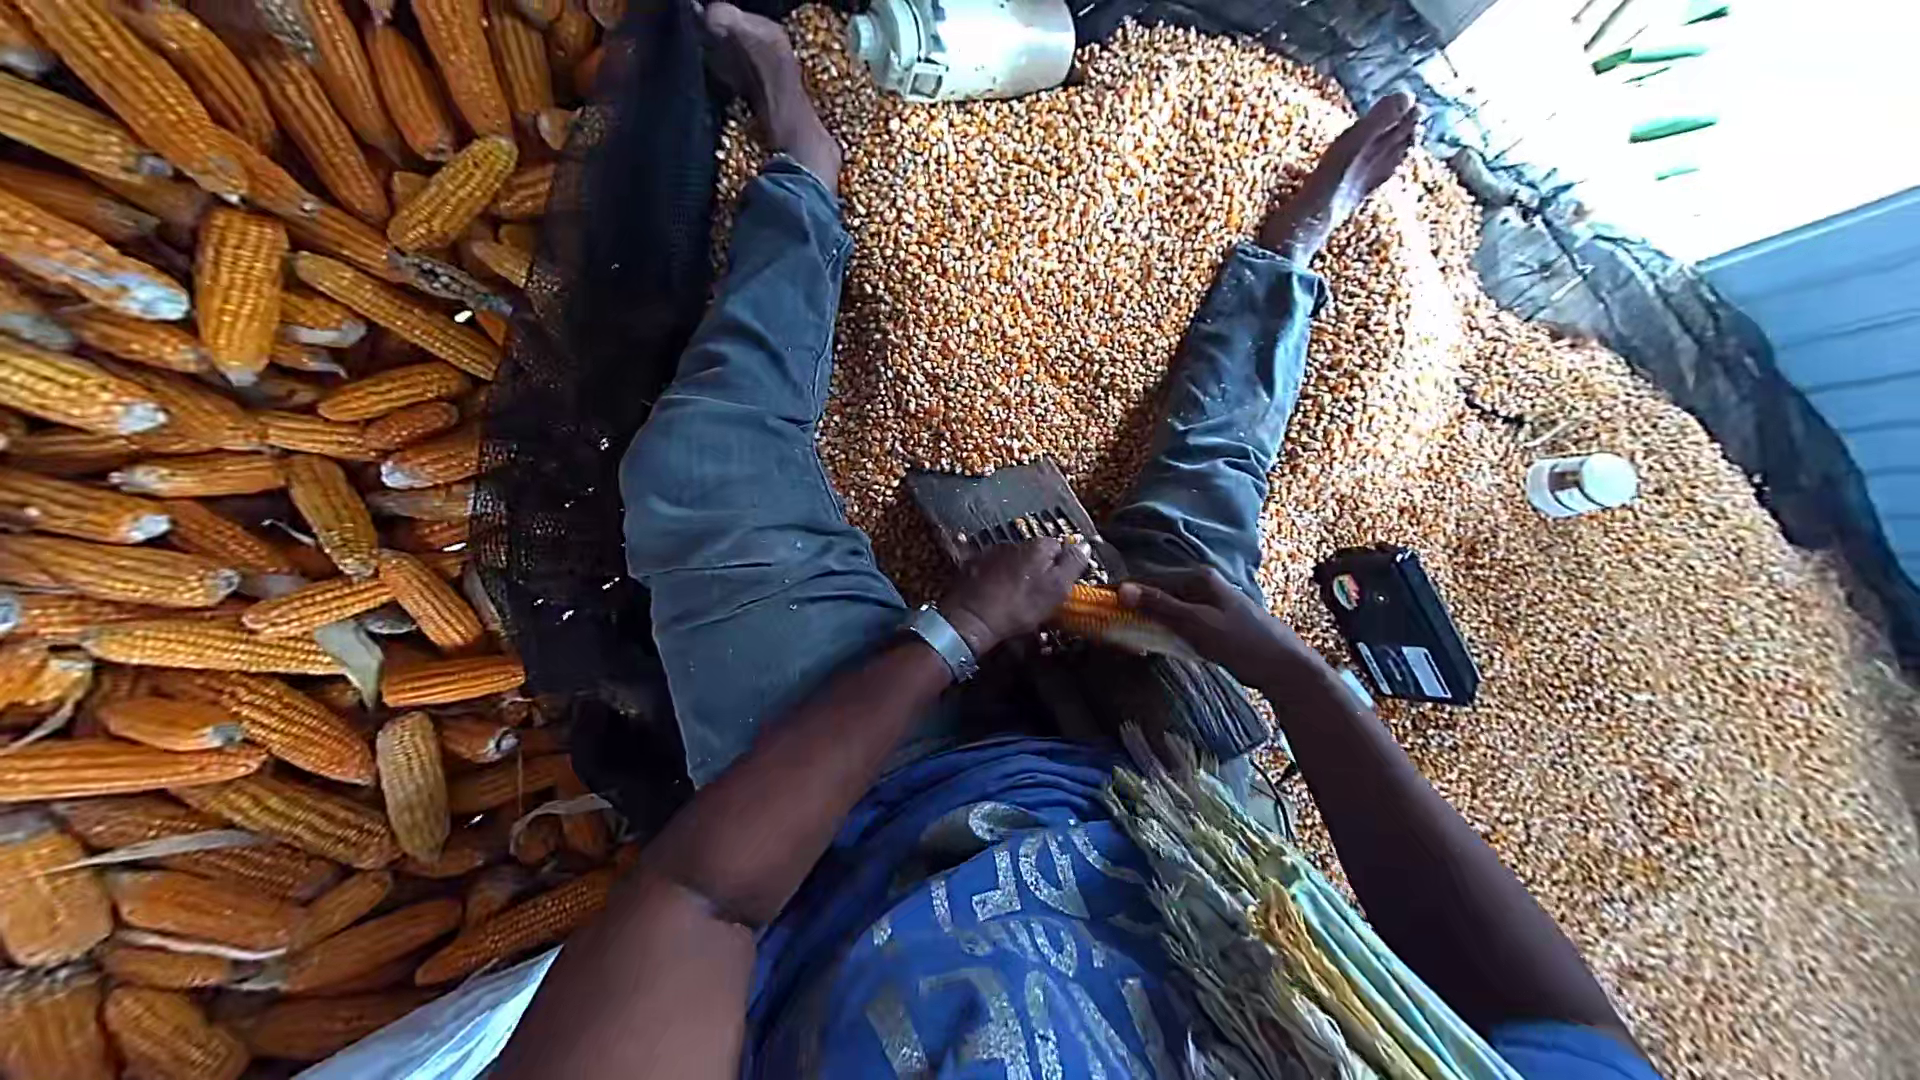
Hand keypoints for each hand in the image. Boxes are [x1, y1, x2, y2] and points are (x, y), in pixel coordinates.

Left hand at [939, 539, 1090, 656]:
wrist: (972, 618)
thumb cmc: (1020, 606)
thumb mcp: (1056, 589)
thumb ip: (1072, 564)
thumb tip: (1085, 544)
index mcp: (1037, 546)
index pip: (1059, 546)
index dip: (1062, 566)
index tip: (1059, 585)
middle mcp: (1013, 542)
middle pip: (1034, 553)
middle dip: (1038, 569)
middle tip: (1038, 594)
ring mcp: (990, 552)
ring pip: (1012, 560)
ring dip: (1016, 572)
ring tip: (1016, 596)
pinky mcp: (971, 565)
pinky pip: (992, 568)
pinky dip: (996, 578)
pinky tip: (995, 594)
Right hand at [1117, 567, 1322, 689]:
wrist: (1283, 666)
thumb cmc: (1239, 642)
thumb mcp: (1194, 623)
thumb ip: (1158, 605)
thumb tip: (1121, 589)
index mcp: (1198, 578)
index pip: (1150, 579)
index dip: (1124, 591)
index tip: (1100, 603)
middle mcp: (1203, 583)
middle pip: (1158, 592)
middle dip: (1135, 606)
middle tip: (1114, 624)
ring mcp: (1210, 601)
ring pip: (1169, 606)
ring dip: (1150, 619)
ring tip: (1131, 634)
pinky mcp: (1214, 619)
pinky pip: (1181, 619)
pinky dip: (1166, 627)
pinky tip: (1158, 640)